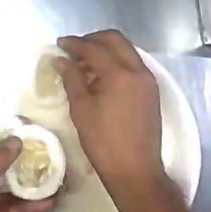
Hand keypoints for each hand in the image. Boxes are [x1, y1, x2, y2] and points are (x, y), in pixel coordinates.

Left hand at [0, 119, 55, 211]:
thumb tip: (16, 138)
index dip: (4, 124)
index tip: (32, 124)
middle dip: (20, 152)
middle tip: (51, 150)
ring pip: (4, 182)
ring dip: (27, 179)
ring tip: (56, 175)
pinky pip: (7, 207)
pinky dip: (25, 204)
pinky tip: (49, 203)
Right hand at [55, 29, 168, 203]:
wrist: (136, 172)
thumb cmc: (104, 142)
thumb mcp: (81, 108)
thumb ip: (71, 77)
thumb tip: (61, 59)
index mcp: (120, 74)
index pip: (94, 48)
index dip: (74, 44)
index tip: (59, 44)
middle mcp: (138, 71)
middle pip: (115, 39)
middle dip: (92, 39)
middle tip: (74, 49)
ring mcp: (148, 80)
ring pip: (126, 50)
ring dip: (105, 50)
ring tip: (84, 63)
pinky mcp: (151, 91)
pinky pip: (132, 64)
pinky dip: (116, 62)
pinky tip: (100, 76)